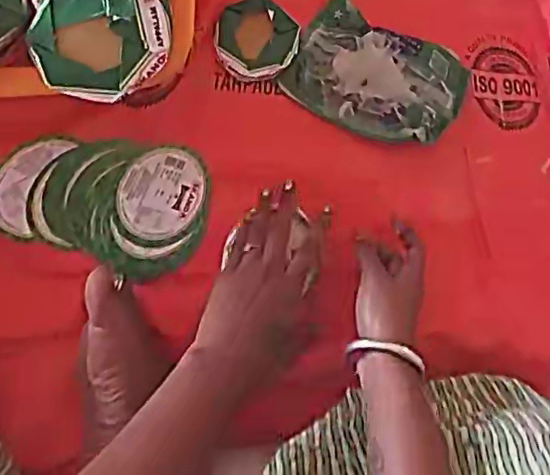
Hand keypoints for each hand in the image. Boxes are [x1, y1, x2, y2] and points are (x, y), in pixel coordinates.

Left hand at [191, 186, 323, 396]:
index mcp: (291, 288)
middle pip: (282, 231)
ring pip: (258, 232)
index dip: (319, 228)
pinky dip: (243, 229)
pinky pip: (237, 245)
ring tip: (267, 191)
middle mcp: (271, 272)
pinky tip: (246, 217)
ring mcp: (248, 271)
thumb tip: (321, 323)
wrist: (224, 364)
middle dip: (287, 205)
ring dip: (264, 209)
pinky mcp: (227, 275)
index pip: (310, 250)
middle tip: (290, 185)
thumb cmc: (261, 360)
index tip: (325, 210)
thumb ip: (307, 328)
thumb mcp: (293, 345)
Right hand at [354, 221, 425, 345]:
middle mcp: (409, 286)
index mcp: (413, 274)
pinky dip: (369, 278)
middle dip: (381, 247)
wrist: (383, 355)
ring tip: (355, 256)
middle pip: (398, 259)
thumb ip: (368, 255)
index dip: (406, 231)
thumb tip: (363, 239)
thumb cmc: (383, 311)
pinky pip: (380, 288)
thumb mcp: (374, 277)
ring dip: (373, 263)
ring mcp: (399, 301)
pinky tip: (356, 278)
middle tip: (361, 241)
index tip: (392, 221)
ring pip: (387, 273)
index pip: (415, 246)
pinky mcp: (387, 314)